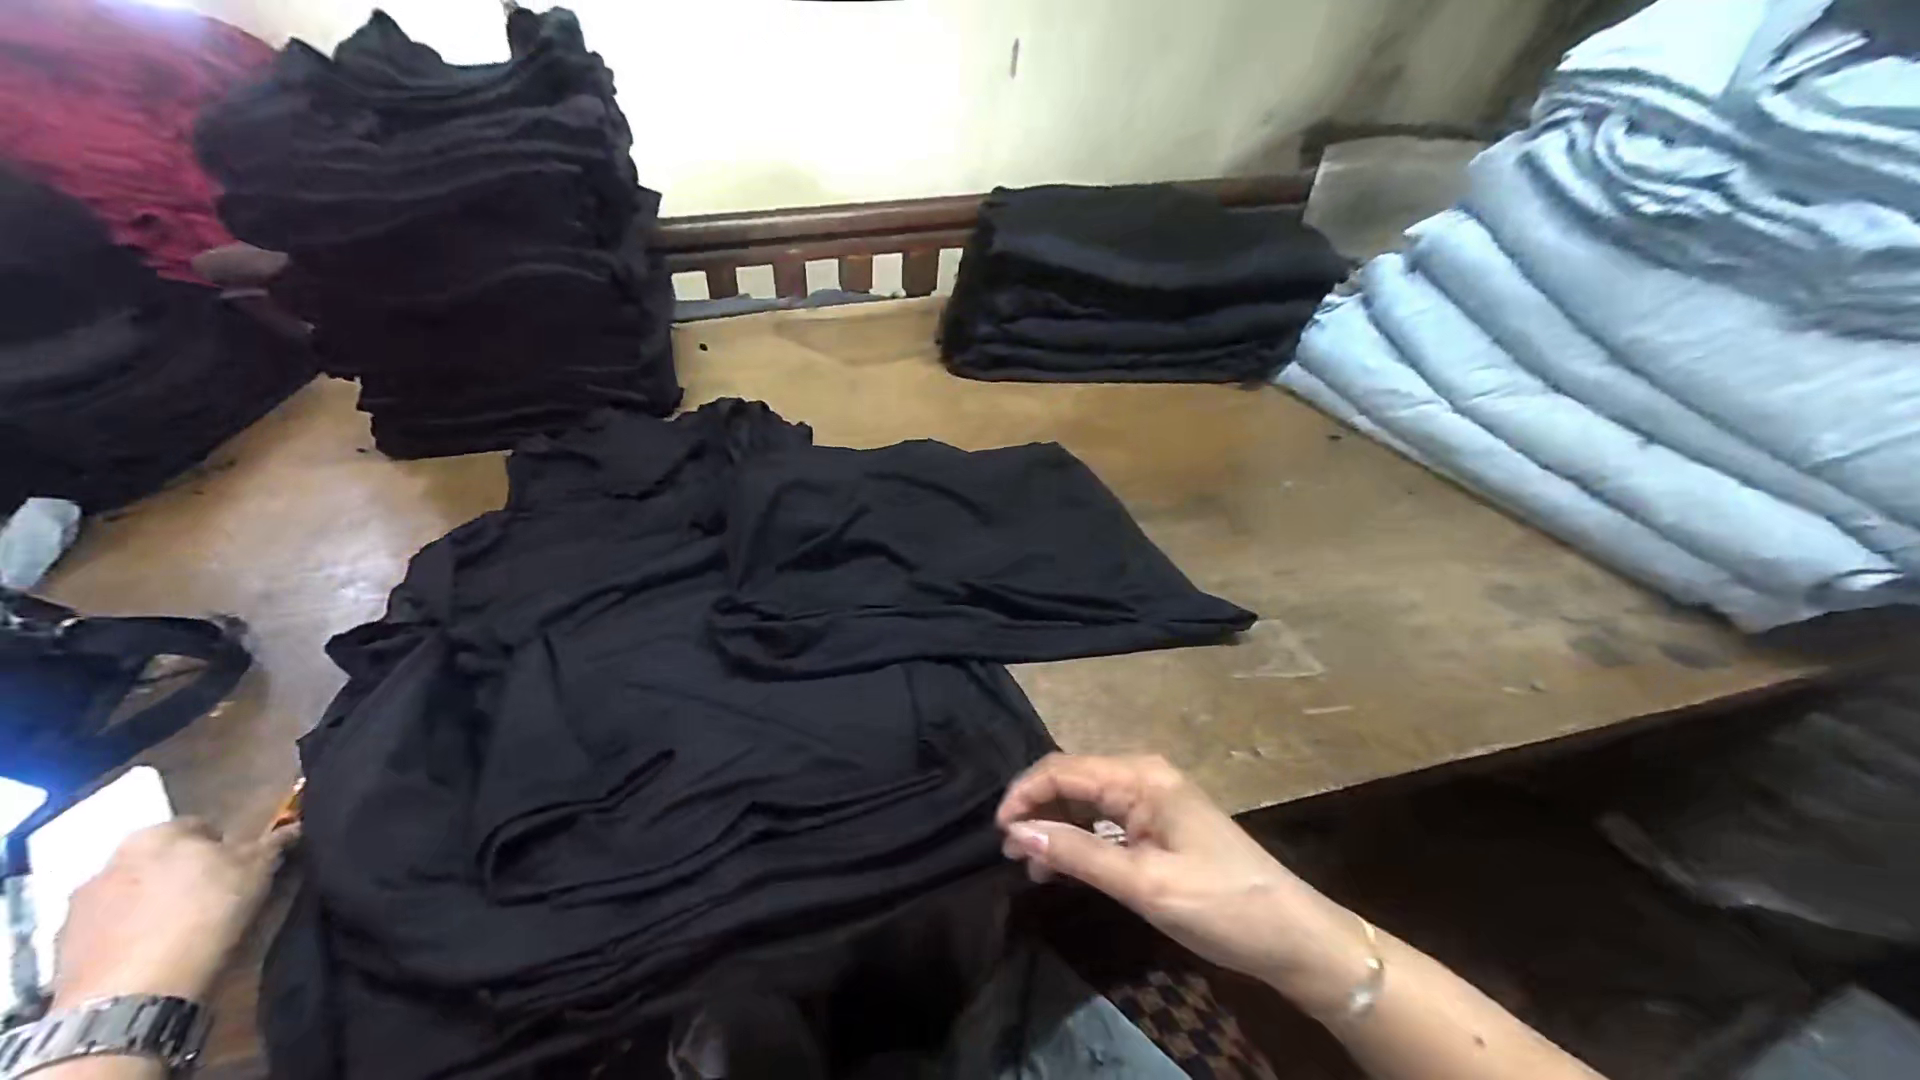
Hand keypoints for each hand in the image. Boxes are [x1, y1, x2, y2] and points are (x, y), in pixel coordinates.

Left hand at [51, 819, 297, 1008]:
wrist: (135, 989)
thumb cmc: (206, 910)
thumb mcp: (259, 868)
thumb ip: (275, 842)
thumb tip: (292, 828)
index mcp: (154, 835)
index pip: (200, 826)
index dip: (227, 844)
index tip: (243, 866)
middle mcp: (107, 863)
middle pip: (161, 860)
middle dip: (186, 872)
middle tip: (219, 894)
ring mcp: (78, 908)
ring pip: (134, 894)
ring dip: (157, 903)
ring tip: (188, 926)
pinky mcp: (63, 949)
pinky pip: (111, 929)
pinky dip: (133, 933)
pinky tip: (158, 949)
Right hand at [997, 754, 1375, 1016]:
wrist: (1294, 937)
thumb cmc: (1221, 906)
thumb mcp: (1144, 884)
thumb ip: (1078, 854)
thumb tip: (1016, 834)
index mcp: (1140, 776)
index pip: (1063, 768)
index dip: (1024, 794)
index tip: (997, 832)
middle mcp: (1142, 775)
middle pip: (1071, 778)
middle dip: (1036, 809)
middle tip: (1010, 853)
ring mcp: (1151, 797)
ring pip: (1084, 798)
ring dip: (1054, 826)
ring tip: (1030, 865)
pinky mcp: (1157, 821)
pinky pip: (1104, 818)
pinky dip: (1079, 838)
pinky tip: (1063, 865)